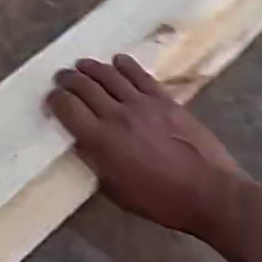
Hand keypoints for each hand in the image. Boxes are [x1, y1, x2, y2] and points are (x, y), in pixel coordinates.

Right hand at [47, 54, 243, 237]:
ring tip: (82, 65)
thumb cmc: (161, 200)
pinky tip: (117, 60)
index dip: (55, 99)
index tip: (51, 97)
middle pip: (84, 86)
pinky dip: (125, 65)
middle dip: (68, 79)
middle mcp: (116, 116)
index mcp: (101, 140)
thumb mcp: (116, 190)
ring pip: (108, 75)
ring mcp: (142, 104)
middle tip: (62, 77)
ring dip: (91, 67)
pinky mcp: (164, 100)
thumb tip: (81, 141)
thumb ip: (95, 162)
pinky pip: (140, 76)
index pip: (67, 108)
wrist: (210, 194)